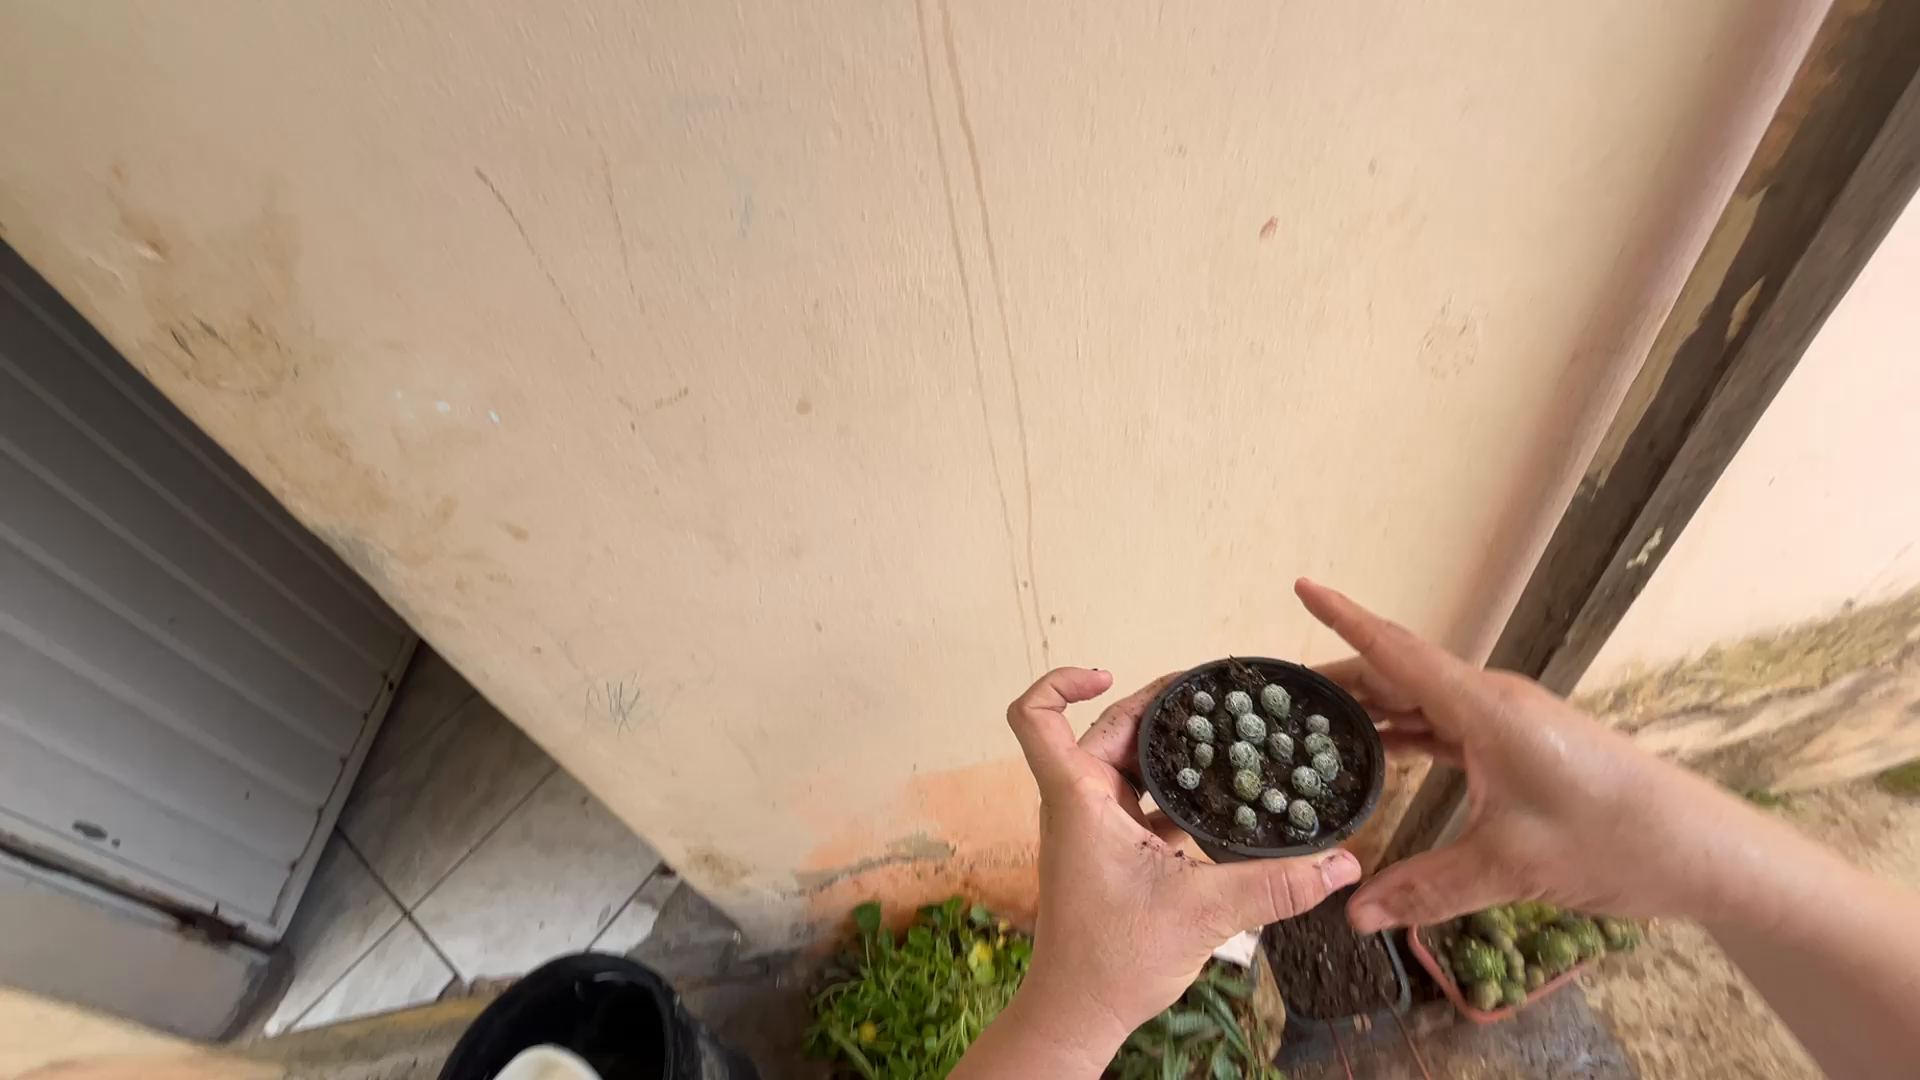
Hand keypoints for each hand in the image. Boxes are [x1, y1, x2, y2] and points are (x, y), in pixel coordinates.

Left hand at [1004, 667, 1361, 1045]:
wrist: (1081, 1009)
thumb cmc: (1113, 957)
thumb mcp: (1201, 913)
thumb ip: (1273, 885)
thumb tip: (1343, 863)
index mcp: (1077, 795)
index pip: (1036, 715)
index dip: (1060, 682)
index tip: (1104, 675)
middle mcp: (1079, 796)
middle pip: (1107, 728)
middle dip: (1153, 706)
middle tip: (1208, 694)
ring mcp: (1094, 817)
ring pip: (1127, 758)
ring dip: (1167, 744)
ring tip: (1220, 729)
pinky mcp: (1111, 840)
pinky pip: (1141, 793)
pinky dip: (1173, 785)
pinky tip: (1216, 791)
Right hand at [1296, 578, 1773, 931]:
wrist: (1718, 857)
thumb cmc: (1618, 842)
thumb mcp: (1512, 867)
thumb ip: (1427, 888)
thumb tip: (1353, 915)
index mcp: (1480, 706)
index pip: (1394, 649)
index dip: (1343, 616)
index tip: (1301, 585)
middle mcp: (1485, 699)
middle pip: (1395, 672)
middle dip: (1336, 678)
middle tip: (1279, 696)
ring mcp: (1500, 719)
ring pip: (1416, 698)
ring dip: (1368, 707)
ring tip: (1312, 722)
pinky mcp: (1512, 741)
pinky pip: (1440, 723)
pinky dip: (1401, 732)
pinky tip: (1376, 751)